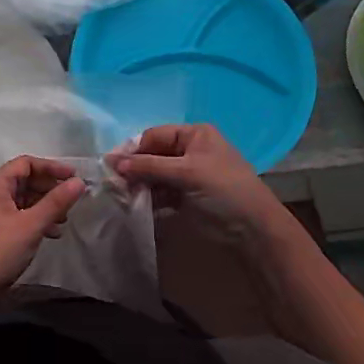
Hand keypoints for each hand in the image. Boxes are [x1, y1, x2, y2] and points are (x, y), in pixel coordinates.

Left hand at [0, 156, 86, 319]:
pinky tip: (51, 234)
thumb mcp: (31, 226)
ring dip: (45, 206)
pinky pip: (18, 215)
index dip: (51, 167)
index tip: (74, 177)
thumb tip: (79, 182)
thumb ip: (56, 202)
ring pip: (23, 199)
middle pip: (25, 180)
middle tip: (72, 201)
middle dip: (50, 188)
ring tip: (64, 221)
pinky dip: (35, 219)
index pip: (26, 163)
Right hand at [107, 124, 280, 236]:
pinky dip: (148, 199)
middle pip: (152, 155)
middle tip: (114, 184)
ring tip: (122, 197)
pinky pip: (159, 193)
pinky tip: (135, 206)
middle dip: (134, 169)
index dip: (132, 150)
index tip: (110, 166)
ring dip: (138, 186)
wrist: (253, 229)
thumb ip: (148, 166)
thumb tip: (112, 162)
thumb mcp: (186, 172)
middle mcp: (189, 151)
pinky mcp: (184, 197)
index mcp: (194, 135)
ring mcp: (187, 175)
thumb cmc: (223, 190)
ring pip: (153, 175)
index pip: (153, 136)